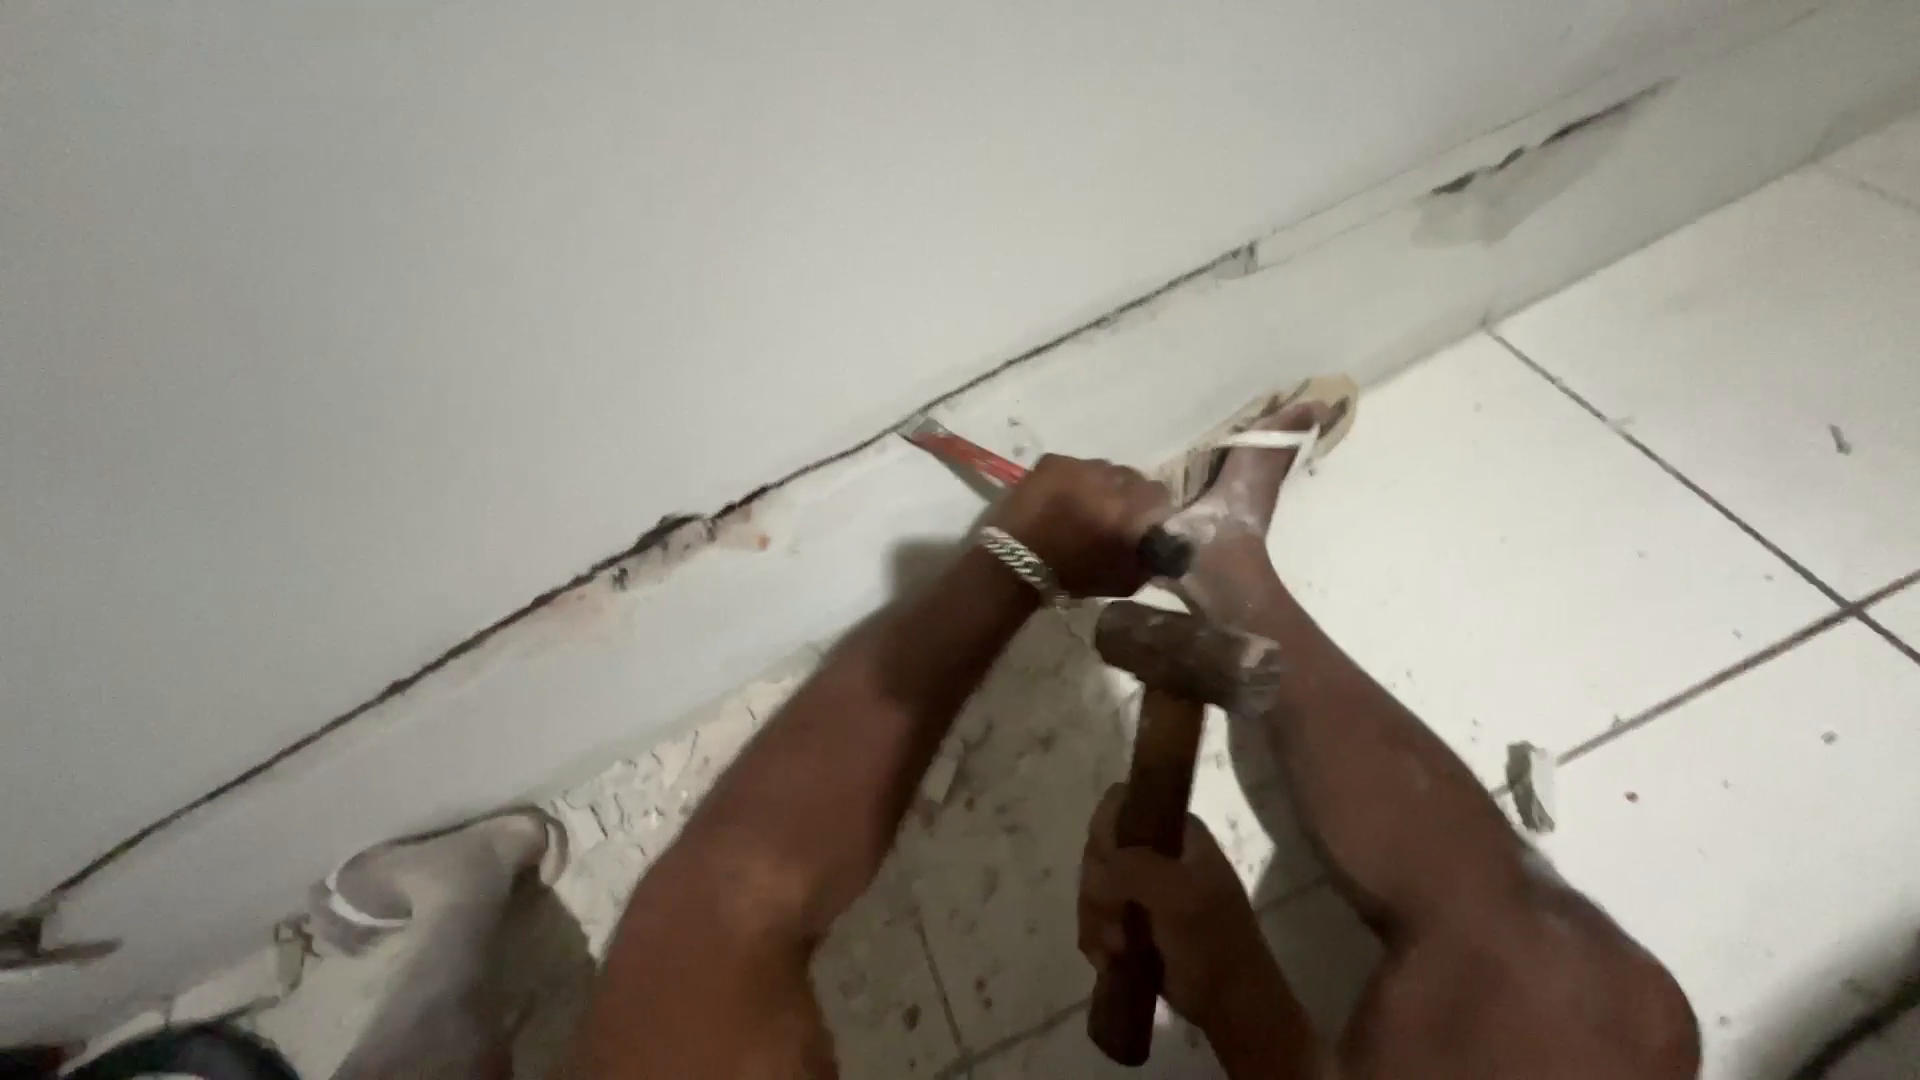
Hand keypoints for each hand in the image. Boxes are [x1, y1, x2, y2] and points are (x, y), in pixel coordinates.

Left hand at [985, 455, 1170, 597]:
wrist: (1013, 564)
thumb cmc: (1072, 577)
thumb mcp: (1124, 581)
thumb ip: (1153, 562)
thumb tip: (1168, 548)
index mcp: (1129, 509)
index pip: (1160, 494)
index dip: (1153, 509)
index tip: (1141, 523)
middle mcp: (1108, 479)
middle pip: (1132, 477)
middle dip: (1127, 495)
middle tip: (1110, 515)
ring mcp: (1078, 465)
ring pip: (1104, 469)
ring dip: (1100, 485)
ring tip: (1082, 506)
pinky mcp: (1052, 460)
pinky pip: (1075, 464)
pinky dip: (1073, 479)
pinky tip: (1060, 498)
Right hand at [1077, 784, 1284, 1034]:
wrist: (1234, 1011)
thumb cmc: (1215, 945)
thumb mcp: (1179, 897)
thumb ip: (1134, 869)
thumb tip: (1094, 871)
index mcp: (1177, 832)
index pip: (1122, 804)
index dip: (1105, 831)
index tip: (1107, 866)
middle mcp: (1157, 851)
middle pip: (1100, 847)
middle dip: (1098, 889)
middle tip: (1114, 922)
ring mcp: (1143, 886)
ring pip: (1094, 884)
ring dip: (1096, 918)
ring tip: (1113, 952)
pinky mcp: (1132, 919)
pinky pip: (1096, 914)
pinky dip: (1095, 936)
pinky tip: (1107, 960)